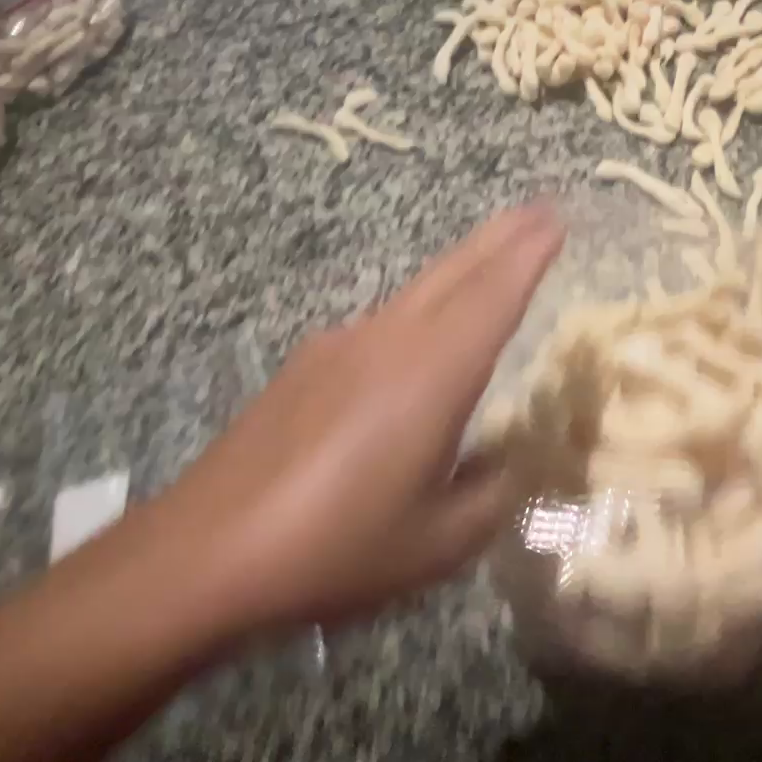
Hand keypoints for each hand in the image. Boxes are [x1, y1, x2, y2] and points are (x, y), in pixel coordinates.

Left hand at [161, 203, 565, 630]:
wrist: (203, 552)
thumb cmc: (334, 548)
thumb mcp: (437, 544)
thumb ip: (491, 497)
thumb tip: (509, 463)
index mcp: (431, 374)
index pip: (494, 294)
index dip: (530, 253)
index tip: (558, 217)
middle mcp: (389, 340)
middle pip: (456, 270)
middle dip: (503, 235)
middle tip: (541, 209)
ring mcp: (342, 344)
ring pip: (419, 289)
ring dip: (464, 267)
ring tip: (495, 261)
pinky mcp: (309, 363)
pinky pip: (385, 320)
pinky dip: (424, 309)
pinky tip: (422, 344)